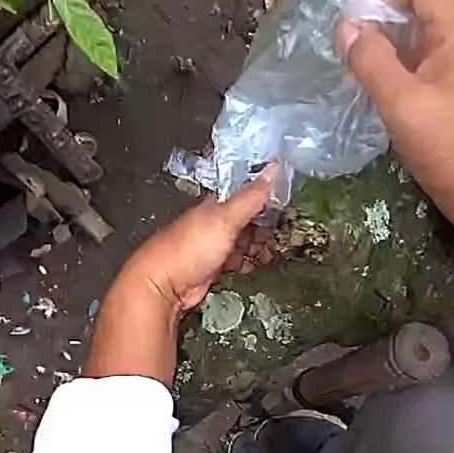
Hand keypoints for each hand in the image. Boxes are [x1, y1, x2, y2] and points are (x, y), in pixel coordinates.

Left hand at [85, 166, 276, 382]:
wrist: (162, 285)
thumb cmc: (187, 248)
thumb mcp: (225, 218)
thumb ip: (251, 196)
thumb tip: (273, 167)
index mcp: (217, 204)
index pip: (248, 194)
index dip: (269, 197)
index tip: (291, 203)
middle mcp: (216, 222)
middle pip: (250, 219)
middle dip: (270, 225)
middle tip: (291, 232)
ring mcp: (215, 246)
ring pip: (246, 242)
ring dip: (263, 246)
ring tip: (281, 250)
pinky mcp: (215, 267)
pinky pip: (240, 261)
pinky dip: (252, 262)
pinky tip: (263, 265)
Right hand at [340, 0, 453, 266]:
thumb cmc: (444, 148)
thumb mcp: (401, 104)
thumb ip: (371, 61)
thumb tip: (345, 28)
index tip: (355, 27)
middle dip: (380, 14)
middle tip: (353, 47)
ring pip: (418, 19)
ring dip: (386, 35)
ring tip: (361, 65)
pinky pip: (422, 44)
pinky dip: (396, 53)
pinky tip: (378, 79)